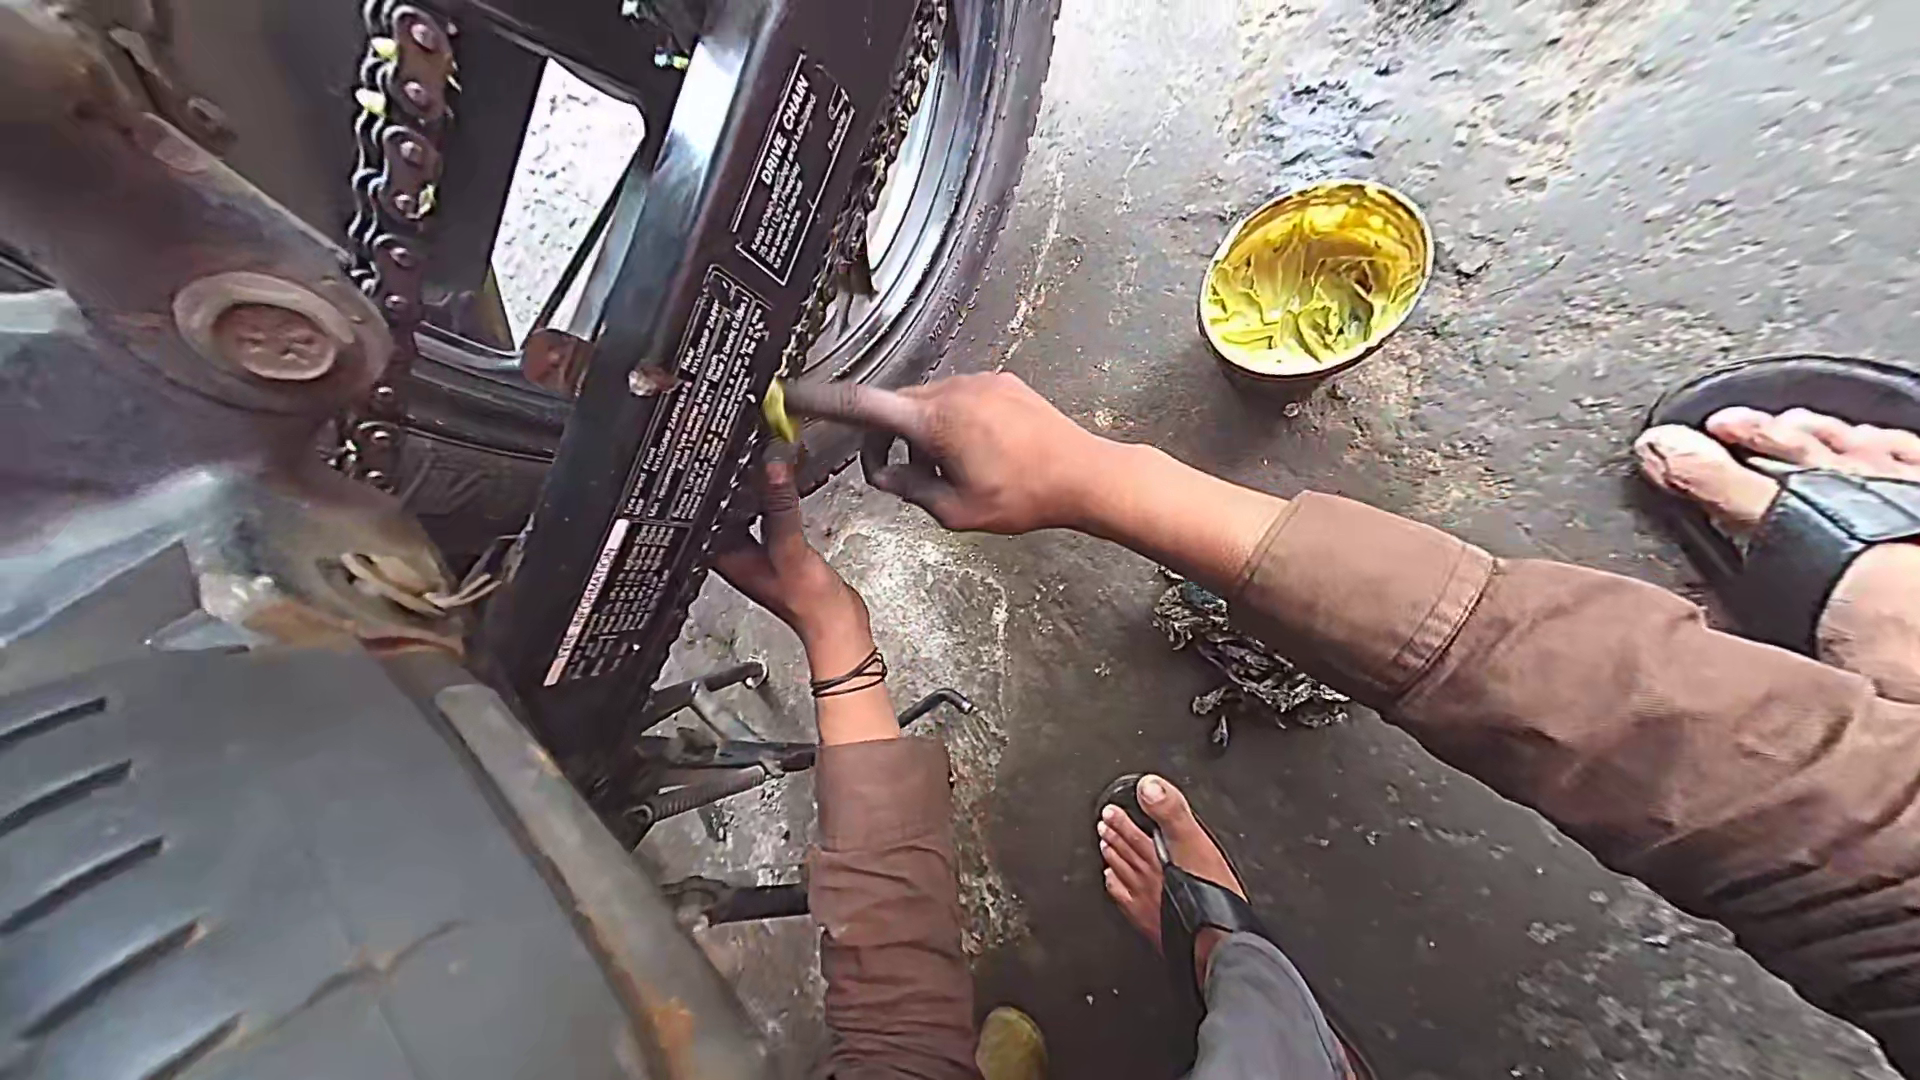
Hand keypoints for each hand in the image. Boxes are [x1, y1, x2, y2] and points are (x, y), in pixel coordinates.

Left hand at [713, 445, 870, 659]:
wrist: (838, 623)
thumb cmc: (809, 603)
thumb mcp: (790, 548)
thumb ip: (781, 507)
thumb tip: (773, 469)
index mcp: (729, 557)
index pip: (710, 512)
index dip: (713, 484)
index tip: (719, 457)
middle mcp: (740, 554)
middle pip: (729, 508)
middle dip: (736, 481)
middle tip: (742, 451)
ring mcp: (762, 553)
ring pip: (751, 512)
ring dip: (758, 490)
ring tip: (761, 462)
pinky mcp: (783, 551)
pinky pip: (773, 518)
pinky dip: (777, 502)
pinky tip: (784, 488)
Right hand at [783, 372, 1118, 533]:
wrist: (1084, 474)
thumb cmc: (1024, 498)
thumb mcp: (955, 511)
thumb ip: (909, 489)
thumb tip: (883, 475)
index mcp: (935, 420)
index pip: (863, 405)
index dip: (821, 400)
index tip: (792, 394)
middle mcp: (952, 389)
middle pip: (895, 407)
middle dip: (888, 440)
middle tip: (904, 479)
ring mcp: (978, 380)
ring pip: (926, 404)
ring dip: (923, 434)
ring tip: (956, 471)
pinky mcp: (999, 381)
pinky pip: (956, 397)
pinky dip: (950, 423)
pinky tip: (979, 451)